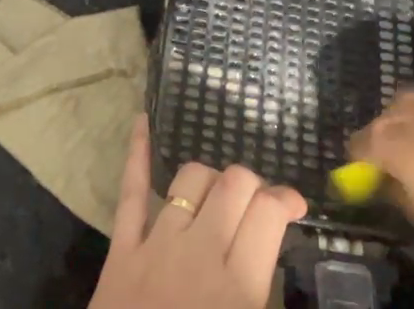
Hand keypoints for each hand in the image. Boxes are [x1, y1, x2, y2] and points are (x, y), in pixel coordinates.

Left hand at [91, 114, 307, 308]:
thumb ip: (268, 295)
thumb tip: (280, 260)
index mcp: (239, 285)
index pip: (270, 210)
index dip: (286, 199)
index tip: (292, 206)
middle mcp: (200, 252)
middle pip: (234, 183)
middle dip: (251, 185)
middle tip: (253, 207)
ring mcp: (157, 245)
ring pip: (192, 178)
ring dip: (211, 179)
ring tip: (218, 195)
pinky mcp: (121, 249)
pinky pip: (131, 192)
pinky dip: (137, 154)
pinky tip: (143, 122)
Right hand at [349, 87, 413, 243]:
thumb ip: (396, 195)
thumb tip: (389, 185)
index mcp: (383, 136)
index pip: (354, 148)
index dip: (361, 169)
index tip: (375, 188)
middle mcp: (402, 107)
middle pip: (382, 124)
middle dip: (387, 145)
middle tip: (407, 176)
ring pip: (412, 114)